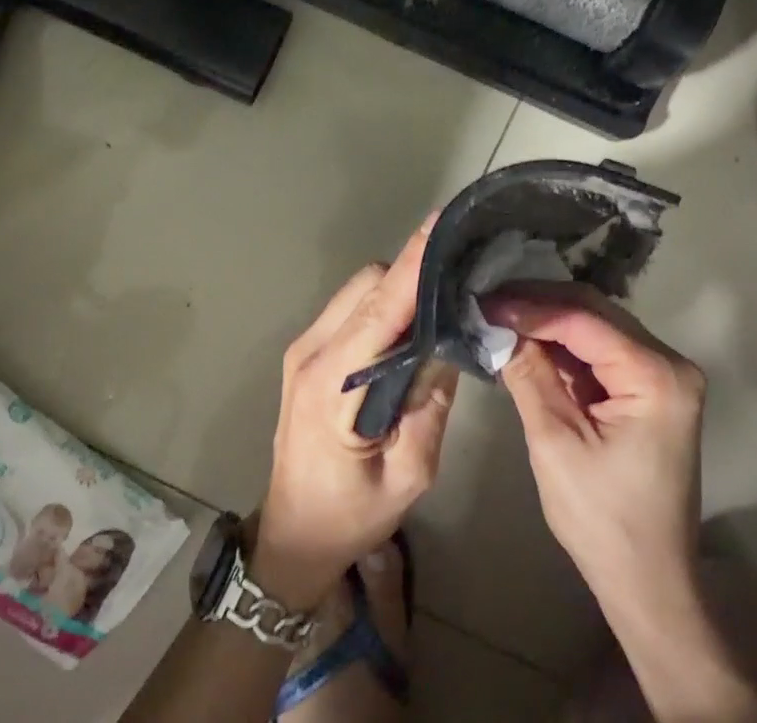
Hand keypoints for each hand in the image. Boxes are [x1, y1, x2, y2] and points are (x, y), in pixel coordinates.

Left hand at [256, 217, 458, 606]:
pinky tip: (411, 327)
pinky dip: (380, 308)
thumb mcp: (408, 472)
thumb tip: (451, 341)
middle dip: (412, 275)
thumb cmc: (351, 513)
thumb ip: (430, 403)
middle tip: (463, 280)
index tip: (444, 222)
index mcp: (330, 383)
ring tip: (443, 302)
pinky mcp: (304, 356)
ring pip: (356, 293)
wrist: (294, 533)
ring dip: (396, 291)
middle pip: (366, 286)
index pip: (379, 308)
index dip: (414, 263)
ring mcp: (302, 351)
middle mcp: (310, 353)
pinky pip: (348, 312)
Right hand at [485, 284, 704, 596]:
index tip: (481, 300)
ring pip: (595, 329)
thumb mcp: (555, 442)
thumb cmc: (601, 516)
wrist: (644, 576)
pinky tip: (524, 341)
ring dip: (547, 322)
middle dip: (537, 304)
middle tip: (484, 302)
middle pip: (595, 314)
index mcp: (658, 377)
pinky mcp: (646, 393)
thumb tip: (496, 325)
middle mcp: (669, 365)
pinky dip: (561, 347)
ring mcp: (661, 378)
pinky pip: (599, 355)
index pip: (585, 321)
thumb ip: (528, 375)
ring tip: (495, 316)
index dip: (530, 306)